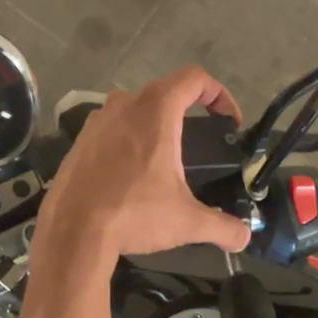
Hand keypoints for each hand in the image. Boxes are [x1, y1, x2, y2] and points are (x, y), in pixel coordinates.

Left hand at [37, 65, 250, 260]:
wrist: (74, 230)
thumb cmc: (134, 214)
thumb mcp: (187, 222)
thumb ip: (222, 227)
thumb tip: (243, 238)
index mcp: (156, 111)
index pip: (195, 79)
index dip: (219, 94)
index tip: (228, 121)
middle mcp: (124, 104)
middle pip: (164, 93)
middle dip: (187, 113)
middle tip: (199, 144)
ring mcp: (97, 120)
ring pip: (135, 110)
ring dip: (155, 127)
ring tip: (165, 162)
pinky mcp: (80, 141)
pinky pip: (112, 131)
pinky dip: (129, 143)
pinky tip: (132, 177)